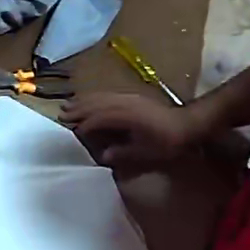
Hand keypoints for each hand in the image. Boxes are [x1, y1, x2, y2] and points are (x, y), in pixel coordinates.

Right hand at [60, 92, 207, 167]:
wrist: (188, 124)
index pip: (99, 118)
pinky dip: (96, 97)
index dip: (84, 125)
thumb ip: (124, 153)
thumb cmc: (168, 141)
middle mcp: (126, 103)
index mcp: (127, 117)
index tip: (72, 132)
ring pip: (102, 97)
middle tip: (62, 115)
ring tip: (69, 105)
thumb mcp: (147, 151)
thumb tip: (103, 155)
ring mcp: (130, 98)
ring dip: (85, 101)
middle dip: (79, 109)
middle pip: (97, 104)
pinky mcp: (134, 97)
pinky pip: (109, 94)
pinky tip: (90, 100)